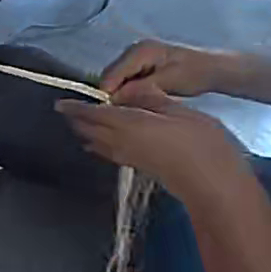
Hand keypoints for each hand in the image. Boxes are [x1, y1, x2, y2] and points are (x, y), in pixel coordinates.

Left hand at [57, 82, 252, 201]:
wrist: (211, 183)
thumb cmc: (201, 143)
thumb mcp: (181, 112)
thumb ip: (151, 99)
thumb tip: (129, 89)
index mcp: (124, 123)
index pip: (89, 113)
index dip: (73, 107)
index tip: (59, 103)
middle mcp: (115, 139)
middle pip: (85, 127)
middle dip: (75, 118)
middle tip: (70, 109)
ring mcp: (121, 155)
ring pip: (91, 139)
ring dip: (84, 130)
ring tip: (83, 121)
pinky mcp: (131, 165)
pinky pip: (103, 150)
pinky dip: (95, 142)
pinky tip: (99, 141)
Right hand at [100, 39, 247, 97]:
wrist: (218, 69)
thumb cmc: (197, 74)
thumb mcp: (168, 82)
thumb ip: (138, 89)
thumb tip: (112, 100)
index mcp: (140, 51)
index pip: (112, 74)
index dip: (107, 93)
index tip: (108, 111)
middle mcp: (132, 50)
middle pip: (110, 75)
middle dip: (112, 93)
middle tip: (118, 112)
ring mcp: (134, 56)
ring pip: (115, 78)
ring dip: (118, 92)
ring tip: (125, 107)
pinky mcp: (138, 63)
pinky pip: (123, 78)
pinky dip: (126, 89)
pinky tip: (133, 99)